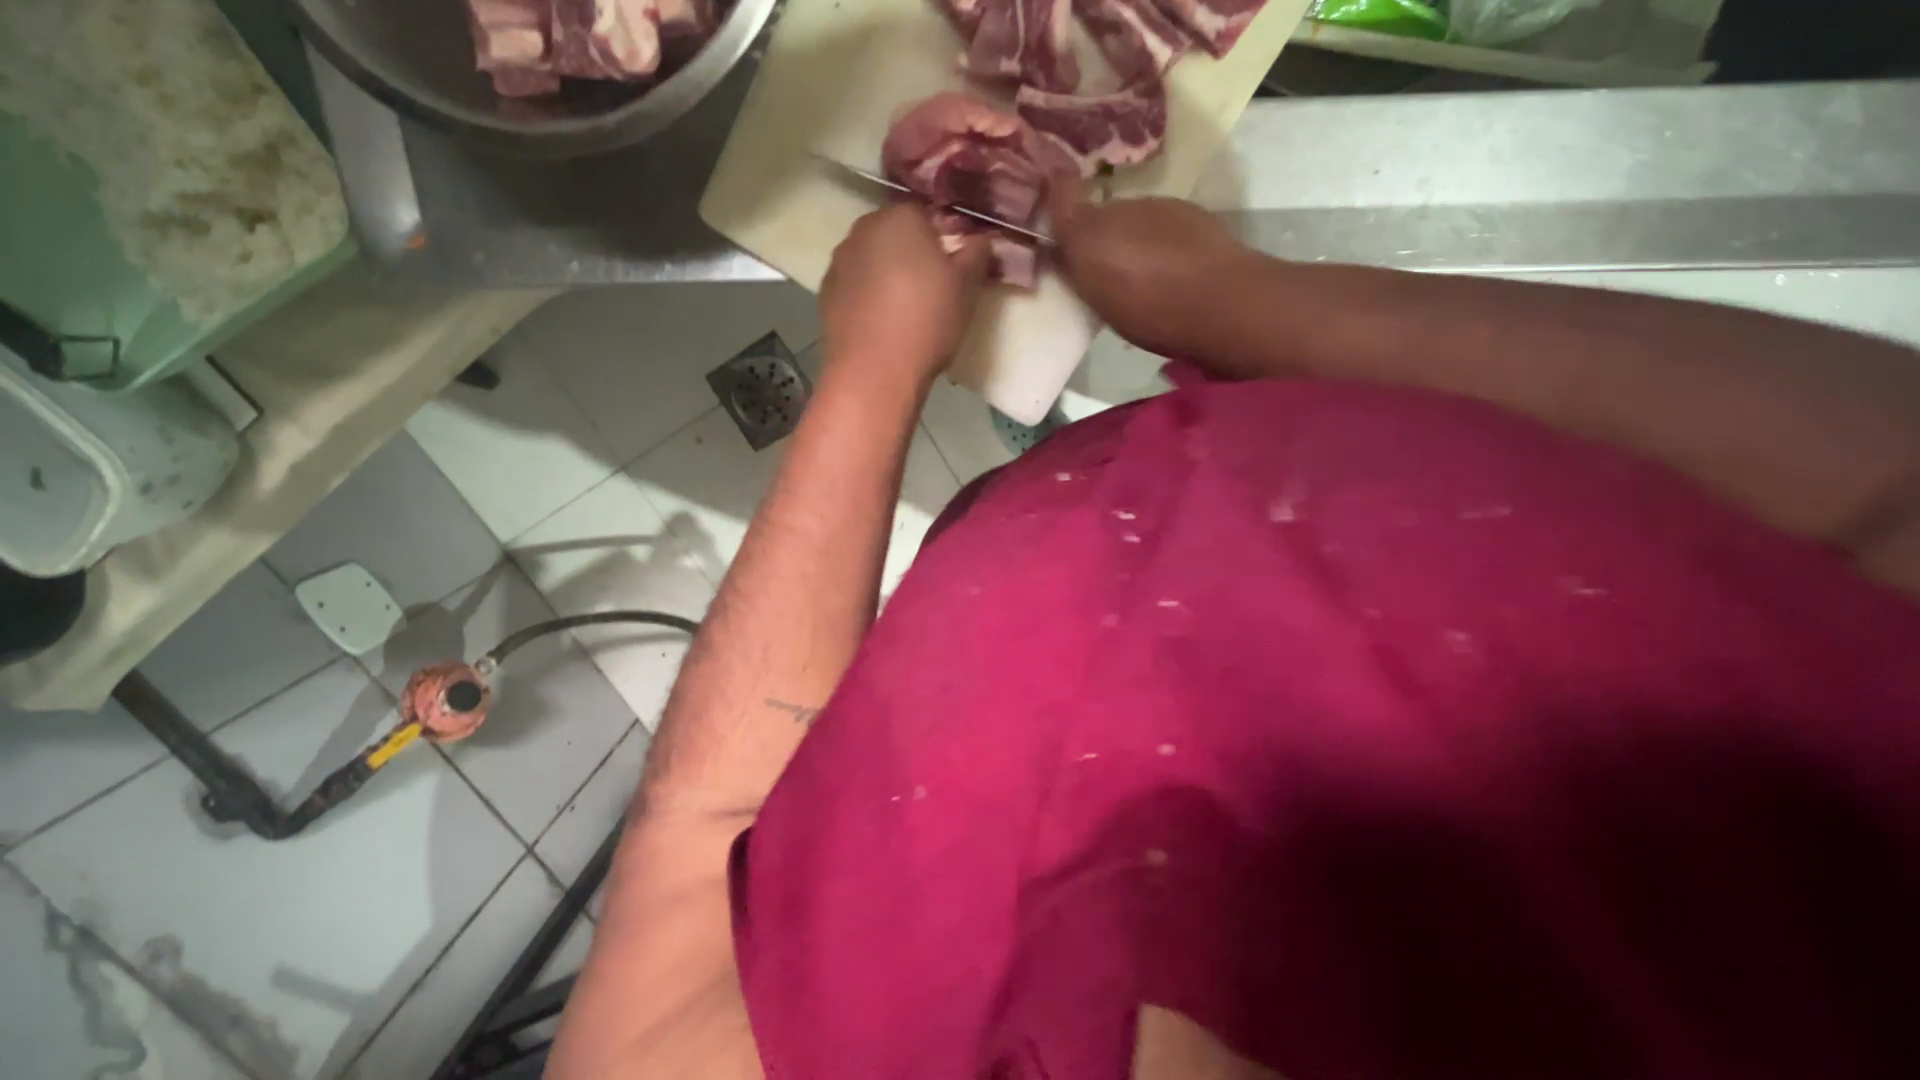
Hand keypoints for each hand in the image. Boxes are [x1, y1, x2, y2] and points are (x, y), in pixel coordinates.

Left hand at [820, 202, 989, 388]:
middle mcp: (864, 229)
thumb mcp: (967, 287)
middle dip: (912, 251)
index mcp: (901, 217)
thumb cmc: (927, 320)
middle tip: (932, 285)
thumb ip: (977, 253)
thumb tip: (982, 238)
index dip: (943, 237)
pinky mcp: (826, 290)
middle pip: (895, 232)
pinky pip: (855, 282)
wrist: (874, 371)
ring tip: (905, 307)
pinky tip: (881, 320)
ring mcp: (840, 260)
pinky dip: (867, 293)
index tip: (954, 264)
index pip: (926, 213)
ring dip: (887, 271)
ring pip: (872, 257)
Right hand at [1048, 184, 1250, 358]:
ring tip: (1143, 272)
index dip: (1055, 194)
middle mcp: (1120, 207)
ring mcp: (1159, 205)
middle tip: (1104, 265)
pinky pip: (1165, 223)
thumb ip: (1076, 270)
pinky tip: (1174, 268)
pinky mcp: (1192, 212)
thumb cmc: (1148, 309)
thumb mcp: (1097, 299)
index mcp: (1087, 230)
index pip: (1061, 195)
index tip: (1050, 197)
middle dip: (1099, 232)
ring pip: (1134, 218)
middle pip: (1100, 213)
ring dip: (1133, 237)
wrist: (1220, 299)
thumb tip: (1059, 250)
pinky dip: (1163, 240)